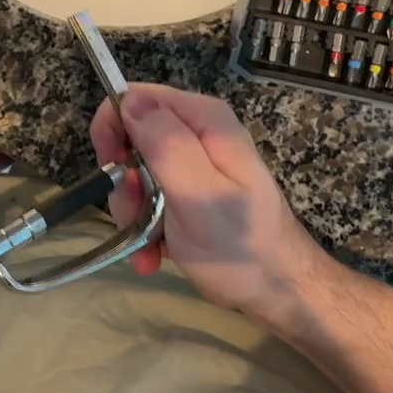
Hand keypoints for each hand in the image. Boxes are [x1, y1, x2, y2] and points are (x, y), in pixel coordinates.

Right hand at [96, 84, 331, 327]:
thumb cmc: (240, 247)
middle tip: (136, 213)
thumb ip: (165, 143)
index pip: (135, 98)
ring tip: (150, 242)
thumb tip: (129, 100)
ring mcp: (192, 163)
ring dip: (132, 210)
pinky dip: (142, 224)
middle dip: (125, 181)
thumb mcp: (197, 194)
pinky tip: (153, 251)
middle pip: (130, 138)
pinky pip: (146, 197)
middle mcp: (197, 133)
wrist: (279, 295)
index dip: (114, 129)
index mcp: (204, 120)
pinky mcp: (186, 190)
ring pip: (133, 173)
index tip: (113, 170)